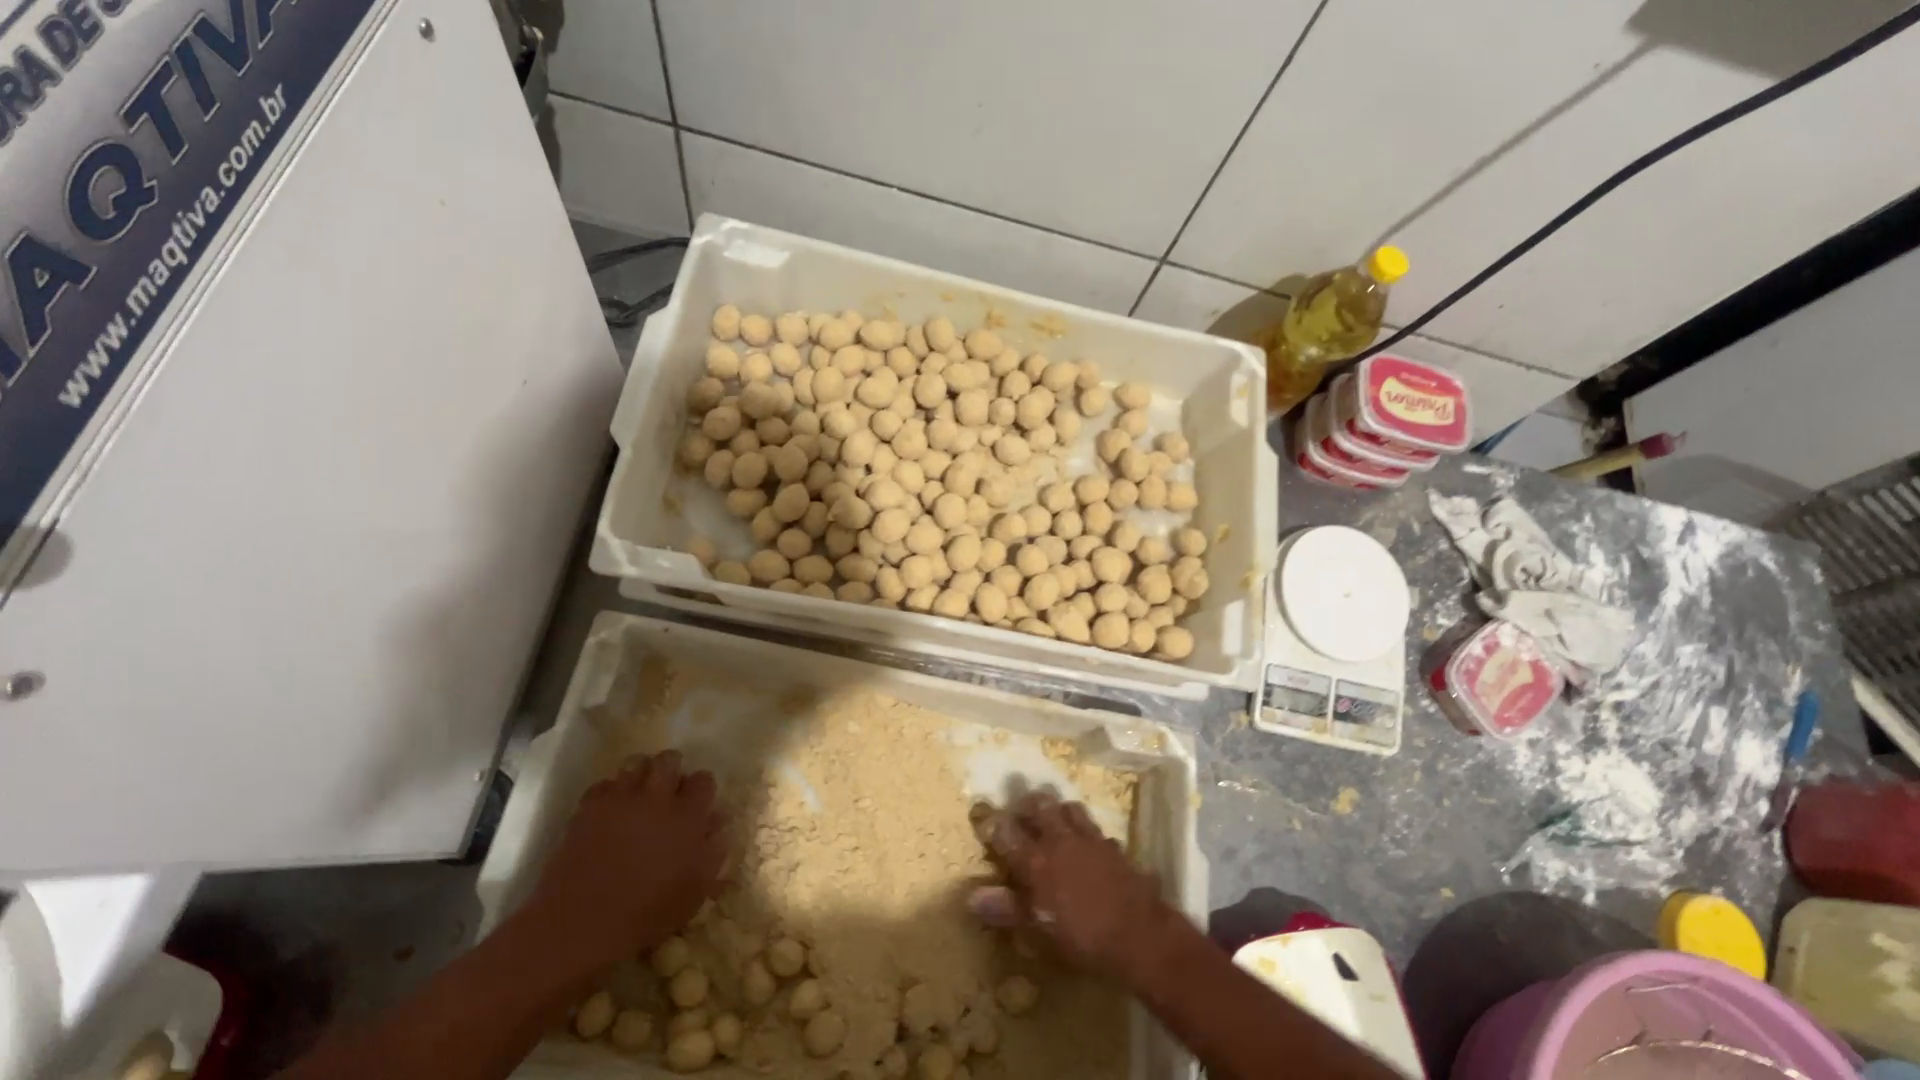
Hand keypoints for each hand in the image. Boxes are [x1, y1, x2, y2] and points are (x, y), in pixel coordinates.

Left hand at [521, 751, 728, 972]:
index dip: (702, 789)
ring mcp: (619, 798)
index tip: (698, 804)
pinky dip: (611, 791)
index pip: (704, 780)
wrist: (582, 921)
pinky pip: (604, 783)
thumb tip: (720, 824)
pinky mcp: (588, 807)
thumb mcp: (695, 891)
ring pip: (636, 762)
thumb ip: (713, 851)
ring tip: (639, 795)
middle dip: (673, 769)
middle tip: (669, 792)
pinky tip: (610, 811)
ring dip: (642, 773)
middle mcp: (656, 798)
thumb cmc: (647, 913)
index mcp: (687, 817)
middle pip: (669, 759)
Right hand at [968, 791, 1179, 985]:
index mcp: (1035, 860)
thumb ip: (1006, 909)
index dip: (992, 823)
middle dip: (1026, 803)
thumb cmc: (1080, 939)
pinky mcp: (1115, 848)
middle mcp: (1060, 841)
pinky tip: (1088, 846)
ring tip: (1053, 820)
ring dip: (1058, 810)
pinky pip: (1096, 830)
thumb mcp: (1037, 931)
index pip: (1006, 832)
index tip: (984, 819)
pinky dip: (1086, 833)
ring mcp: (1091, 840)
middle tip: (1020, 811)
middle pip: (1040, 805)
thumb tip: (972, 896)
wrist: (1139, 936)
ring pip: (1070, 808)